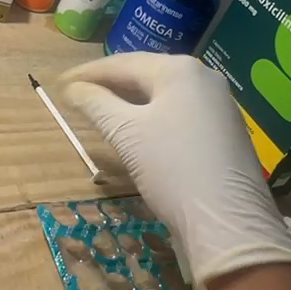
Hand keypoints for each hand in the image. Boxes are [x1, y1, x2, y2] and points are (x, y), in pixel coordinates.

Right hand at [63, 52, 290, 289]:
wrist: (230, 226)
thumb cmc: (174, 169)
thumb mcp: (126, 135)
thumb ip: (95, 104)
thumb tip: (72, 88)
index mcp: (180, 69)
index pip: (122, 63)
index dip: (88, 73)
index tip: (59, 84)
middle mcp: (203, 78)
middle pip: (145, 75)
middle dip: (110, 85)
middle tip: (78, 95)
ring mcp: (219, 105)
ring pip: (163, 95)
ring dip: (130, 101)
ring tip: (102, 110)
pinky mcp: (225, 133)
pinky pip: (180, 113)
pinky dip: (153, 117)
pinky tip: (138, 130)